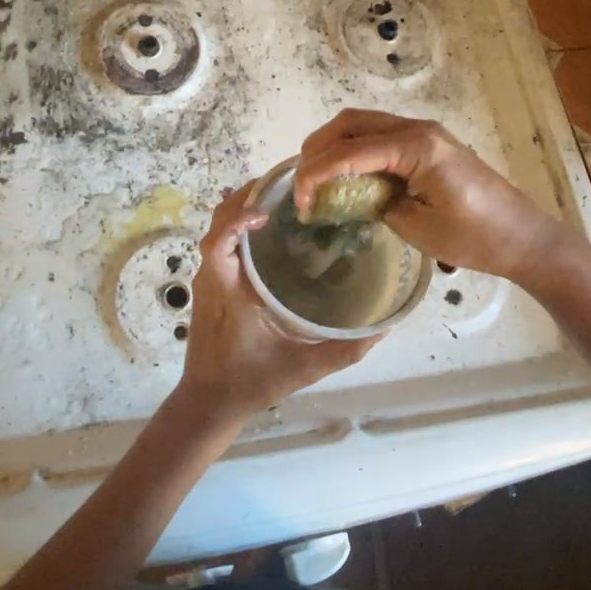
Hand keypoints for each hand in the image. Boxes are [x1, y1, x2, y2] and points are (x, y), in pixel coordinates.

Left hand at [175, 185, 380, 420]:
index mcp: (228, 291)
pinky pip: (220, 243)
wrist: (207, 403)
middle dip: (246, 197)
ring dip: (241, 208)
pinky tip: (269, 228)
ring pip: (216, 229)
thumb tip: (383, 327)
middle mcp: (213, 278)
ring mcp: (208, 281)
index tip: (268, 210)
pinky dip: (238, 226)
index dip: (238, 217)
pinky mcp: (210, 286)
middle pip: (217, 222)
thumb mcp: (302, 370)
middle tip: (287, 186)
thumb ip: (343, 351)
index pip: (219, 241)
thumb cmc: (250, 384)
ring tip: (282, 198)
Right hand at [295, 109, 576, 282]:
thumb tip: (350, 195)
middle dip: (317, 148)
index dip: (317, 174)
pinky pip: (380, 135)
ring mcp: (425, 132)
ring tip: (315, 176)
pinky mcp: (429, 143)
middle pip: (351, 122)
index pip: (350, 152)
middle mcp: (418, 129)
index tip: (299, 202)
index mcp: (416, 147)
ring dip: (334, 144)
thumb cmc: (475, 238)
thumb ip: (376, 204)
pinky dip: (354, 148)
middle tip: (300, 182)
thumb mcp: (417, 228)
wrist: (524, 237)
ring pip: (363, 123)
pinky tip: (345, 174)